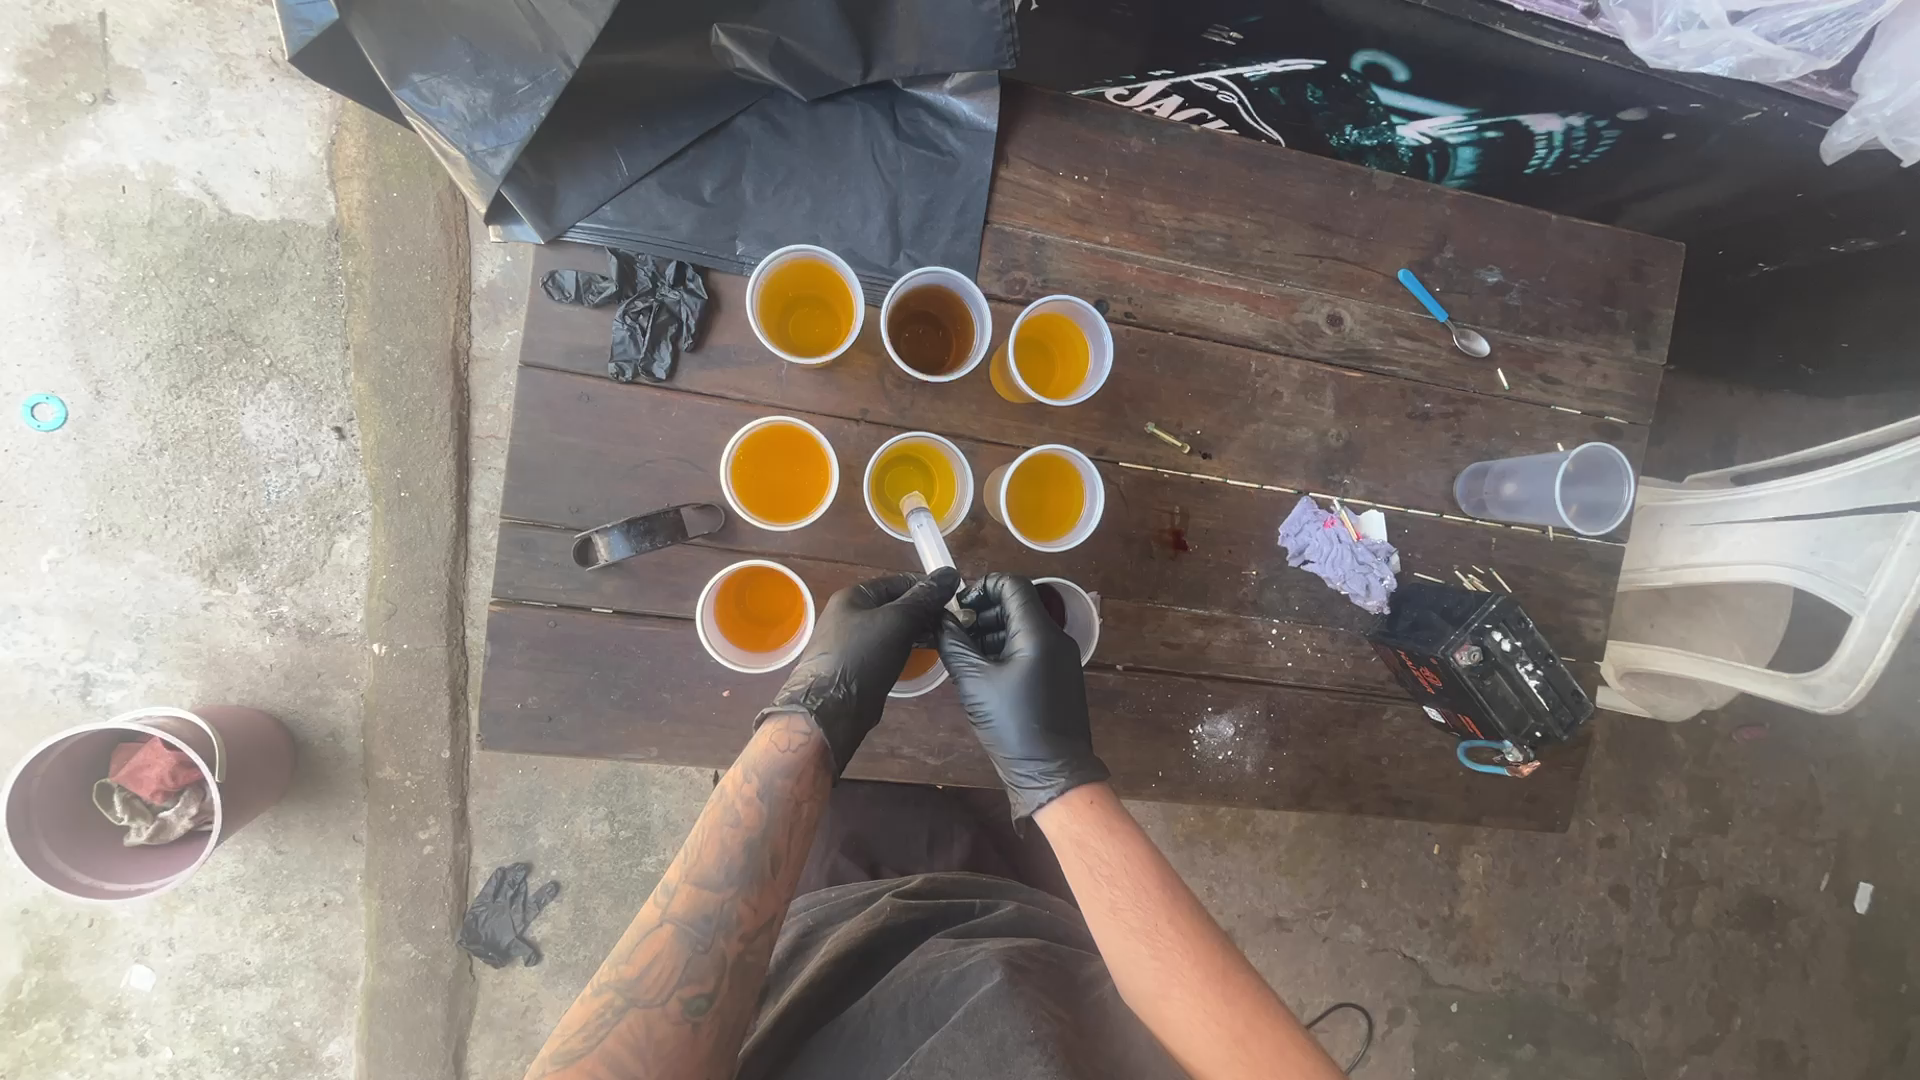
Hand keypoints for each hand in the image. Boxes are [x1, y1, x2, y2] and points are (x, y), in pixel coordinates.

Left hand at [758, 568, 959, 774]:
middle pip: (896, 606)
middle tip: (953, 623)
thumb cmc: (861, 657)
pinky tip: (922, 659)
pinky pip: (887, 651)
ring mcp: (852, 644)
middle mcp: (849, 616)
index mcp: (853, 596)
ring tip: (943, 640)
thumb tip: (950, 573)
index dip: (927, 589)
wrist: (829, 711)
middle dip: (924, 613)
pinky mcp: (857, 669)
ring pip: (893, 631)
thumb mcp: (897, 621)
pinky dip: (906, 651)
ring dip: (918, 633)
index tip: (955, 600)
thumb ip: (924, 598)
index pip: (899, 582)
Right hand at [936, 573, 1107, 820]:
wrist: (1052, 772)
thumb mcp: (974, 682)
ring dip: (991, 631)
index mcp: (1038, 632)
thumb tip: (941, 619)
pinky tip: (982, 669)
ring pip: (1022, 627)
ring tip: (963, 651)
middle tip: (955, 631)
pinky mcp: (1058, 676)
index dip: (983, 586)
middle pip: (1017, 605)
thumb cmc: (1012, 724)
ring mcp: (1060, 657)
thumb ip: (954, 644)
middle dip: (984, 611)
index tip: (959, 607)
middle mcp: (1055, 637)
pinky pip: (1030, 648)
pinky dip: (1005, 649)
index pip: (1012, 584)